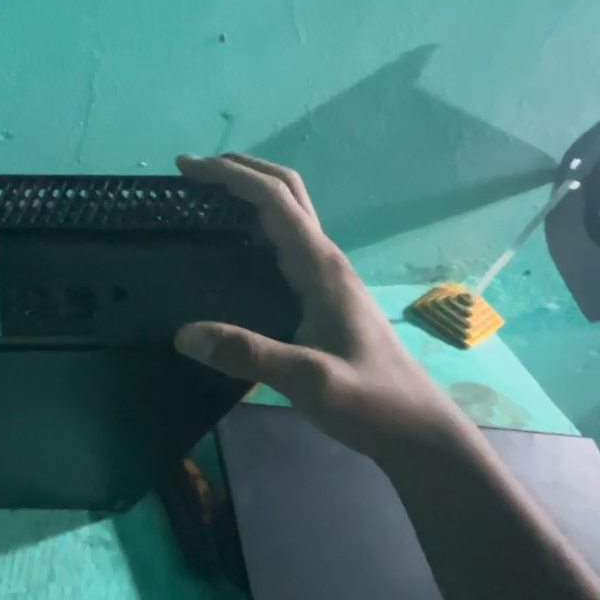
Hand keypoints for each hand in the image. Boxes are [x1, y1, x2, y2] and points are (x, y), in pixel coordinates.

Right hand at [171, 153, 467, 461]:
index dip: (229, 176)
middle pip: (286, 189)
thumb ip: (247, 354)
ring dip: (248, 189)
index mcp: (320, 266)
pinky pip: (284, 236)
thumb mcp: (308, 381)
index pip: (273, 200)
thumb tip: (182, 333)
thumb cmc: (370, 401)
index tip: (186, 168)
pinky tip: (231, 240)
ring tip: (203, 195)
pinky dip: (254, 218)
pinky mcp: (321, 290)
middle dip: (239, 169)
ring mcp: (326, 273)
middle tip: (192, 171)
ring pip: (287, 210)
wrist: (418, 431)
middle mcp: (324, 258)